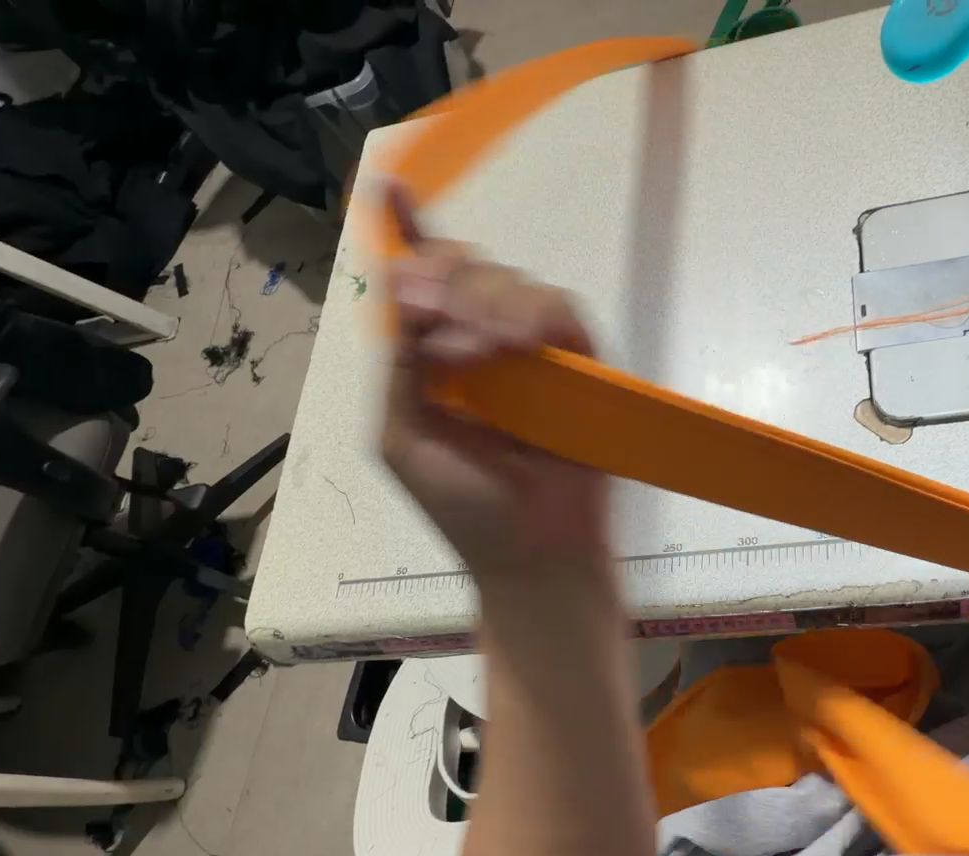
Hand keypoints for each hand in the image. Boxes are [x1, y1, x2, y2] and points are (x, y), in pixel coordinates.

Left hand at [380, 183, 610, 583]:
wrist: (538, 553)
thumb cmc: (467, 509)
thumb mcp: (405, 438)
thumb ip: (401, 367)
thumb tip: (409, 292)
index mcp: (436, 362)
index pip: (422, 287)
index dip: (409, 235)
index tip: (388, 189)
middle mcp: (483, 347)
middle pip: (465, 268)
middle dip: (446, 279)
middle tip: (435, 319)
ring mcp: (534, 355)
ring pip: (512, 284)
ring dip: (487, 304)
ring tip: (482, 355)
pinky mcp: (579, 365)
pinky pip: (561, 313)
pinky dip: (536, 316)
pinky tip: (518, 345)